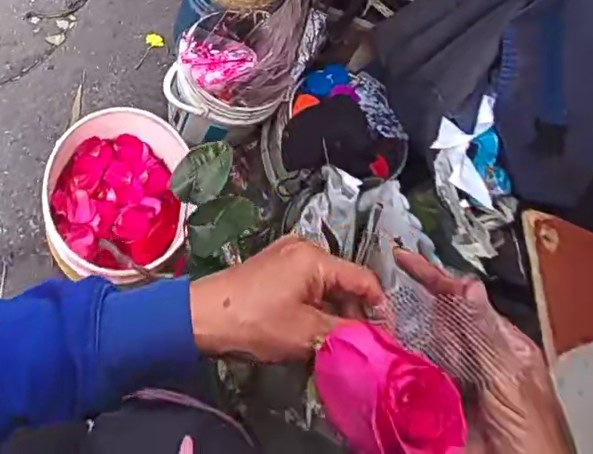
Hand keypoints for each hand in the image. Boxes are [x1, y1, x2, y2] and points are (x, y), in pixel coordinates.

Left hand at [189, 237, 384, 362]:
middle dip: (353, 313)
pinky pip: (306, 283)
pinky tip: (311, 329)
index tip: (386, 334)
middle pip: (343, 281)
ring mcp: (287, 253)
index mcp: (316, 257)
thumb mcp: (305, 333)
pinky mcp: (274, 265)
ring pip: (324, 284)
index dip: (378, 306)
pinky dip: (314, 305)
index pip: (362, 278)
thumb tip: (372, 339)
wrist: (205, 315)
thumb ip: (344, 333)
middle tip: (358, 345)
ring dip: (332, 312)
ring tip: (334, 342)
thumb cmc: (257, 321)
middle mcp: (305, 247)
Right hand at [395, 250, 572, 453]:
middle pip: (441, 322)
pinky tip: (383, 355)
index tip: (404, 258)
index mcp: (503, 345)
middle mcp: (479, 361)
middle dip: (414, 301)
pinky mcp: (443, 413)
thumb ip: (486, 335)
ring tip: (375, 311)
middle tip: (382, 282)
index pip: (465, 301)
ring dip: (404, 332)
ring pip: (426, 349)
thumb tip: (469, 286)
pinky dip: (401, 370)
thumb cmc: (536, 443)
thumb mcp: (511, 383)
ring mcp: (461, 387)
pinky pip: (418, 384)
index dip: (435, 278)